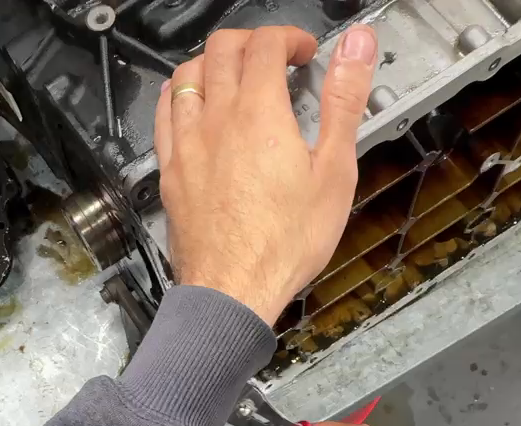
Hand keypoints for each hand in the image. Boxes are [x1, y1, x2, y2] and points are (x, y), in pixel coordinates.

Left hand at [154, 24, 377, 324]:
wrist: (233, 292)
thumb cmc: (282, 247)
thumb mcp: (334, 173)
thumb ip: (344, 102)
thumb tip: (357, 48)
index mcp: (259, 112)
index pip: (266, 44)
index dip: (288, 38)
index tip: (302, 53)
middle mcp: (216, 121)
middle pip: (222, 50)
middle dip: (250, 42)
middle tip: (271, 57)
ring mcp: (187, 147)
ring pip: (186, 77)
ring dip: (211, 62)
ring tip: (230, 73)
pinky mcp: (170, 175)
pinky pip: (163, 118)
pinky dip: (178, 97)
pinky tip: (188, 105)